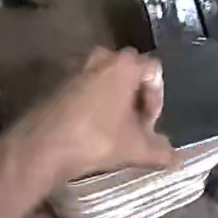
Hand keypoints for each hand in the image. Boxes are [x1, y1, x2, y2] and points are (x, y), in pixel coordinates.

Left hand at [0, 47, 175, 189]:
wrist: (41, 147)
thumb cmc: (96, 139)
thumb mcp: (135, 148)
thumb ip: (161, 150)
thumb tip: (176, 158)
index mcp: (124, 64)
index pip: (154, 71)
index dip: (157, 100)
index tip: (148, 126)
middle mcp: (99, 58)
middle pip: (129, 74)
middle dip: (135, 100)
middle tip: (134, 127)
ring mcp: (74, 69)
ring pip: (105, 82)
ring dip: (114, 104)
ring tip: (113, 133)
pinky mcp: (55, 84)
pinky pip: (85, 91)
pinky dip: (93, 107)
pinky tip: (90, 133)